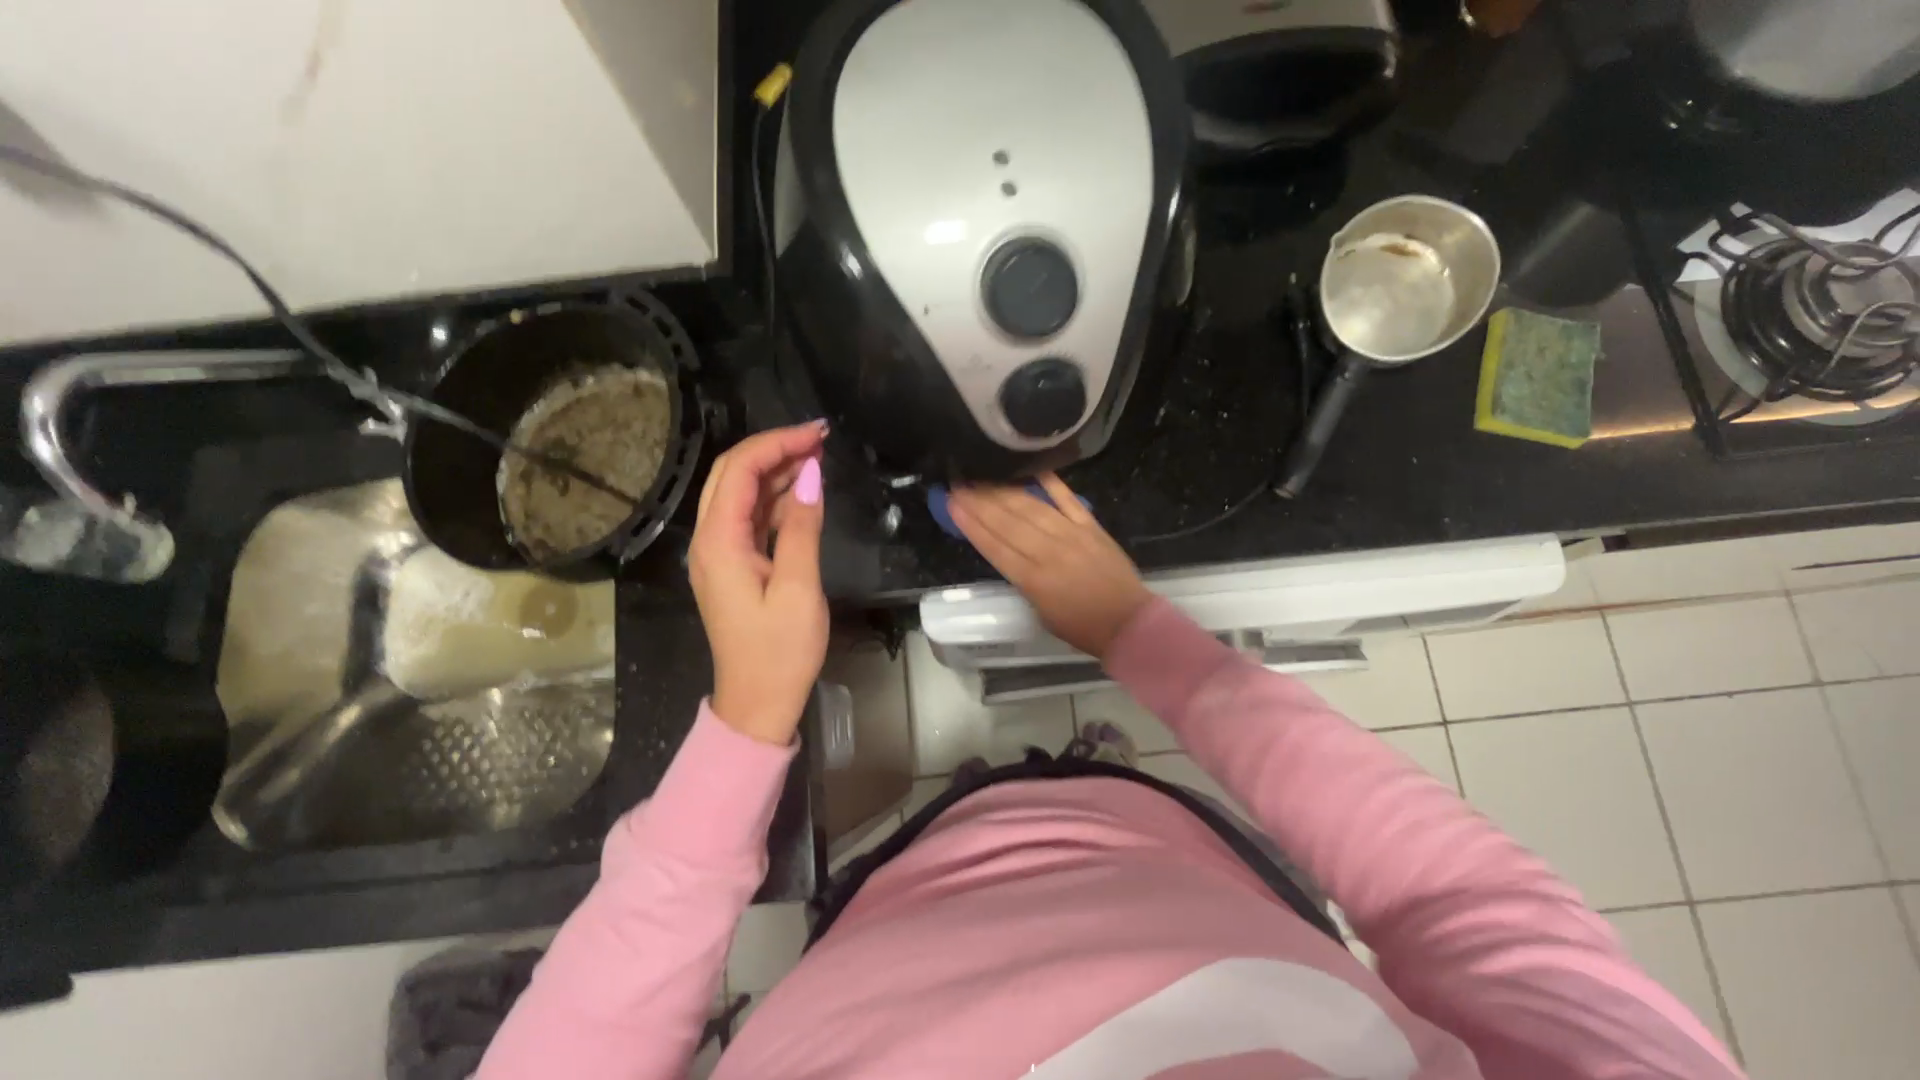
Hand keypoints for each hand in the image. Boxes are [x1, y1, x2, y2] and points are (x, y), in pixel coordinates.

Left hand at [688, 422, 829, 744]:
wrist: (758, 703)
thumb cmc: (780, 651)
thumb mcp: (799, 587)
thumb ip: (802, 526)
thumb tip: (811, 473)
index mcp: (719, 542)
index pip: (740, 470)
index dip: (778, 443)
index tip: (819, 433)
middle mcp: (709, 540)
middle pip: (733, 474)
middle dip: (774, 449)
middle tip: (820, 439)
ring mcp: (718, 553)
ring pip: (741, 494)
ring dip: (776, 472)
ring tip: (818, 458)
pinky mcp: (732, 566)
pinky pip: (749, 519)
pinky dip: (775, 500)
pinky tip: (803, 492)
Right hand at [949, 474, 1152, 661]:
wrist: (1127, 623)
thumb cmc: (1080, 627)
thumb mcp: (1040, 611)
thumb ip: (1023, 579)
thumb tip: (1007, 550)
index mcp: (1033, 579)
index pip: (994, 546)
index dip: (970, 523)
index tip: (951, 503)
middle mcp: (1049, 552)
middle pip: (1007, 521)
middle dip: (979, 501)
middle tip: (957, 483)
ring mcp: (1071, 535)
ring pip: (1030, 507)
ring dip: (1002, 490)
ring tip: (981, 477)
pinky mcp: (1091, 526)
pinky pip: (1067, 498)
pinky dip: (1049, 481)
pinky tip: (1030, 466)